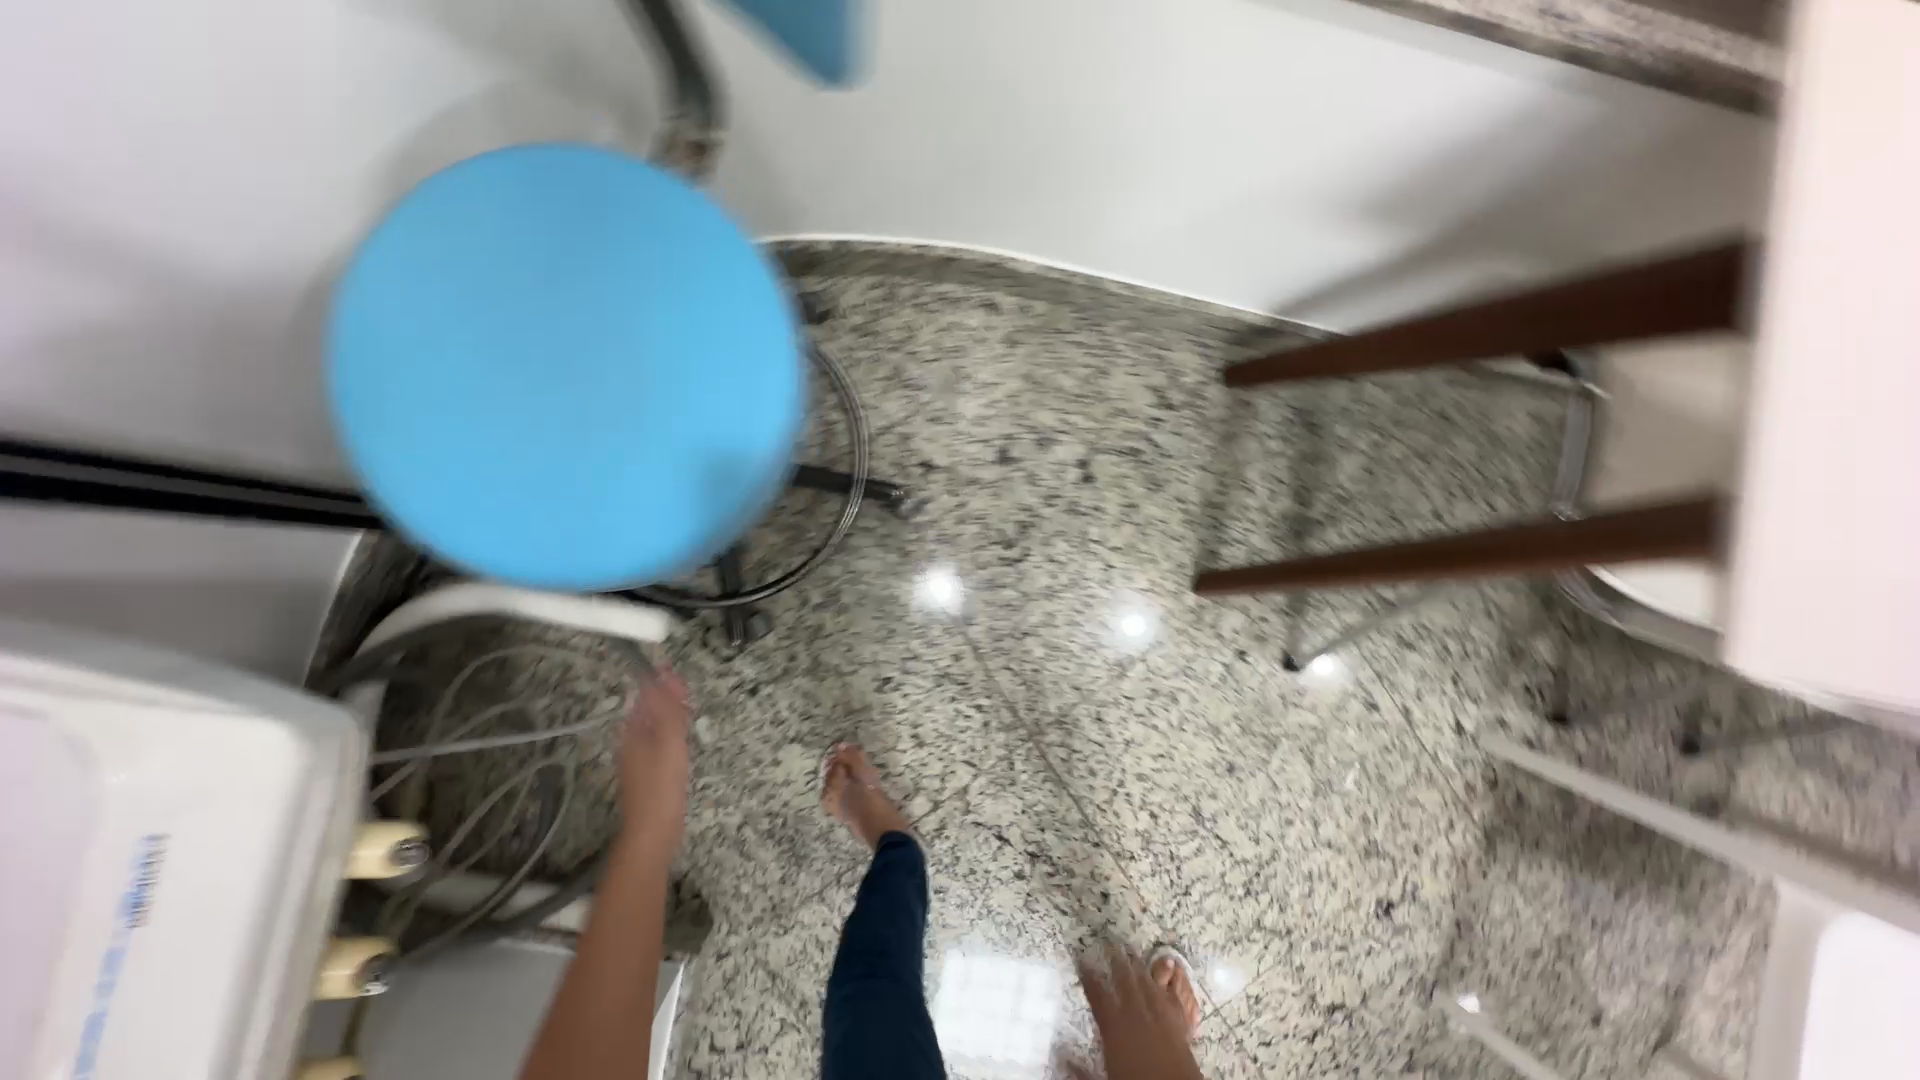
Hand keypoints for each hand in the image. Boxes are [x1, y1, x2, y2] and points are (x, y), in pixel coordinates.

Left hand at [618, 668, 691, 854]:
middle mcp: (631, 740)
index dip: (660, 682)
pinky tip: (683, 740)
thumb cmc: (662, 785)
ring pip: (654, 726)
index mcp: (633, 730)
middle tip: (686, 694)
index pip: (644, 695)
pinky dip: (672, 733)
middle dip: (666, 697)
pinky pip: (659, 742)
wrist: (653, 831)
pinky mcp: (649, 771)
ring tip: (687, 711)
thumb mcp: (669, 741)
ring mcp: (638, 757)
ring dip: (670, 714)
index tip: (678, 677)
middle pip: (649, 709)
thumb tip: (662, 676)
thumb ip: (667, 708)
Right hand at [1071, 945, 1204, 1079]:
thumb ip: (1080, 1067)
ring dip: (1140, 967)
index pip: (1099, 996)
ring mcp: (1161, 1021)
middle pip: (1125, 983)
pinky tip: (1168, 978)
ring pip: (1149, 986)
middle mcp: (1138, 1018)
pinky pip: (1173, 1000)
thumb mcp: (1103, 1078)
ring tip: (1132, 950)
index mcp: (1116, 1029)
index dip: (1089, 976)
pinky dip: (1169, 986)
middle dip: (1116, 960)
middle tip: (1110, 941)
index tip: (1082, 958)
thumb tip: (1058, 1052)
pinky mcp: (1180, 1029)